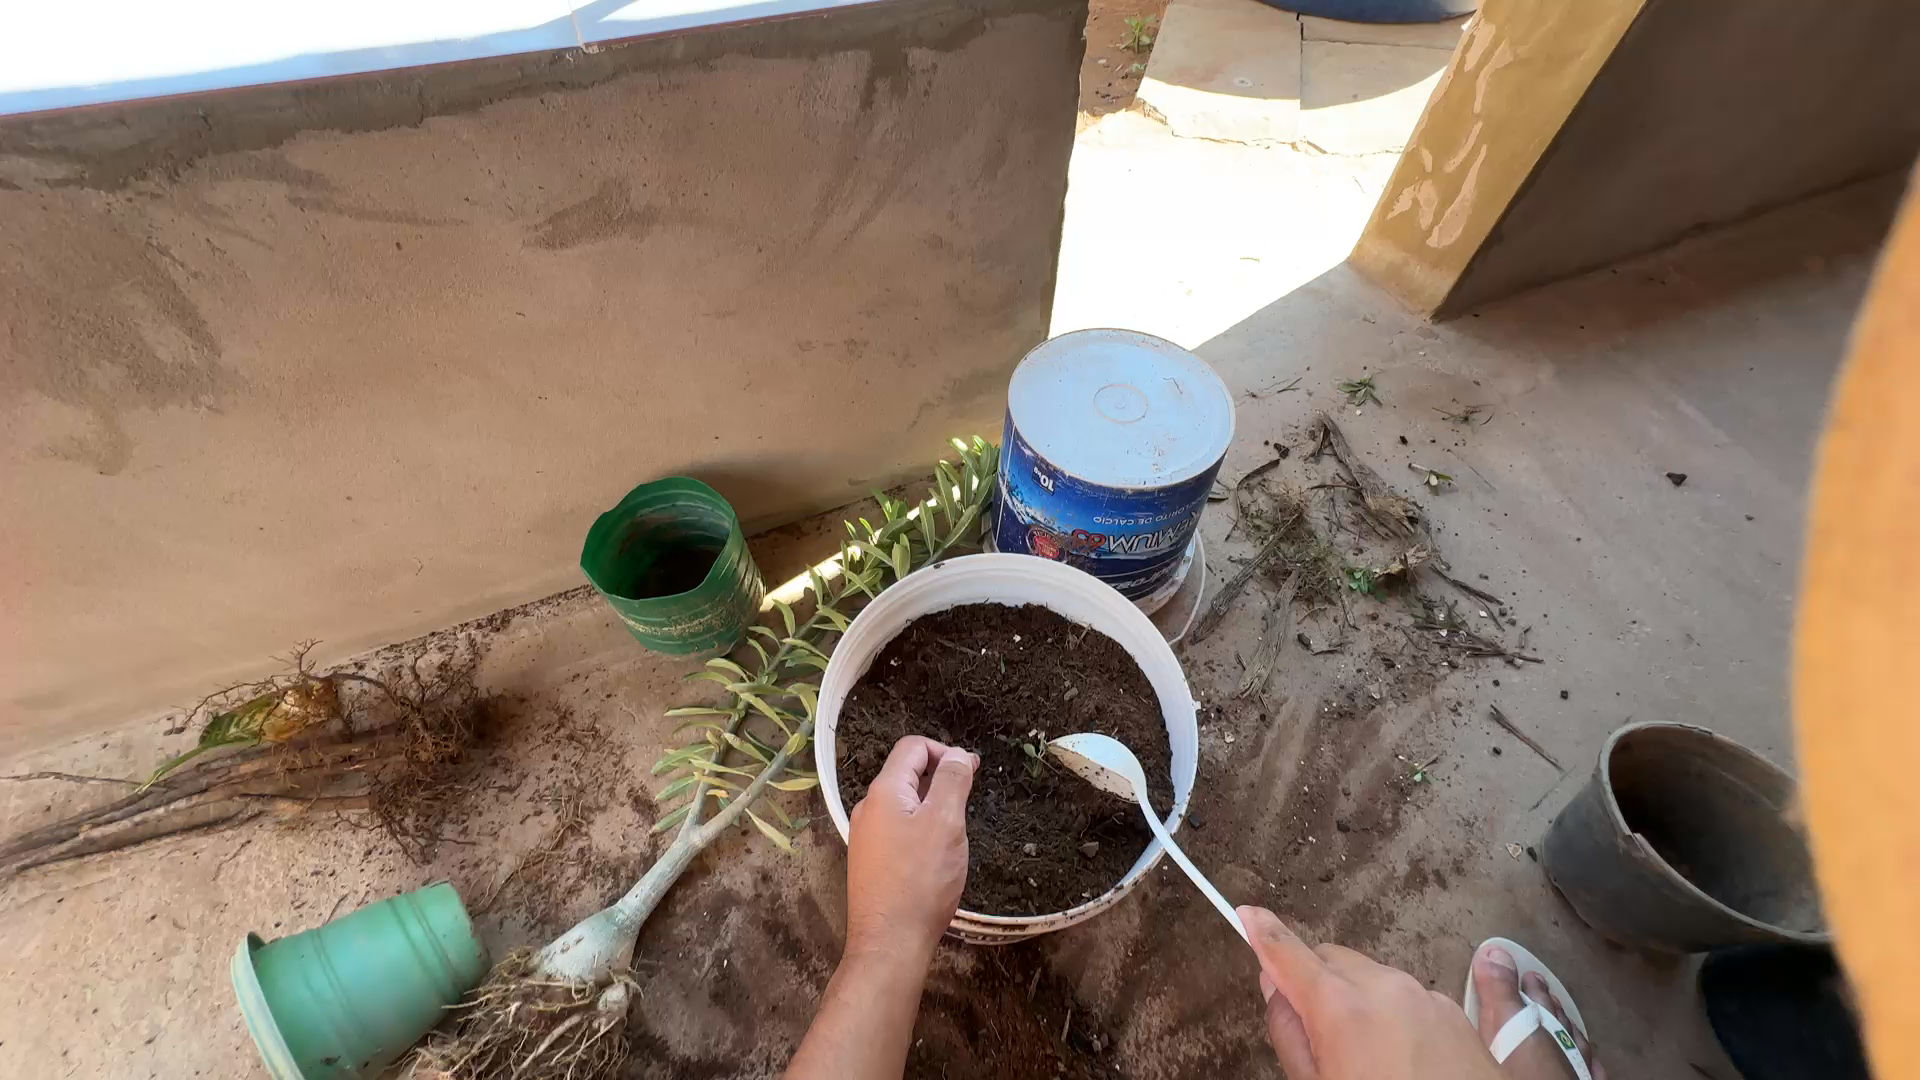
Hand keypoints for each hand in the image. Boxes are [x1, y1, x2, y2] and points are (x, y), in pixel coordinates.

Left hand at [844, 736, 976, 961]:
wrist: (889, 944)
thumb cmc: (921, 880)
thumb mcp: (946, 822)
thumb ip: (953, 780)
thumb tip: (958, 754)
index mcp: (884, 791)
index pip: (913, 747)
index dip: (945, 751)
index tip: (971, 772)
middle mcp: (869, 807)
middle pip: (906, 773)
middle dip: (940, 777)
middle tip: (968, 798)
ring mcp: (866, 836)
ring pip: (904, 803)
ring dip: (932, 804)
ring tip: (955, 828)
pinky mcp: (870, 861)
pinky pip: (898, 828)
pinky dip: (920, 827)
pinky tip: (936, 853)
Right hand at [1240, 906, 1501, 1079]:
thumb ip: (1289, 1033)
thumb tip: (1277, 987)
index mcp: (1338, 1005)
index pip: (1285, 950)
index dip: (1260, 931)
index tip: (1245, 913)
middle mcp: (1380, 985)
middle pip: (1329, 960)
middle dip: (1318, 983)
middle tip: (1323, 1035)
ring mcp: (1424, 996)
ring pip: (1371, 978)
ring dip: (1361, 1000)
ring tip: (1377, 1057)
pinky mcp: (1458, 1014)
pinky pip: (1410, 997)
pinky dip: (1398, 1014)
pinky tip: (1413, 1060)